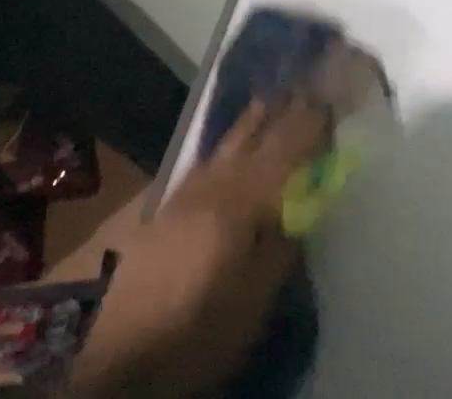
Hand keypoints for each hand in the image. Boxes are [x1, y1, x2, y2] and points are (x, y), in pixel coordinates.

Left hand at [71, 99, 327, 398]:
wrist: (114, 368)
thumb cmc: (198, 333)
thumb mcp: (255, 299)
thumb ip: (284, 245)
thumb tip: (307, 203)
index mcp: (239, 206)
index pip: (287, 152)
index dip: (313, 123)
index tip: (337, 93)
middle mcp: (211, 192)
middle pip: (256, 142)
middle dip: (286, 112)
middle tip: (311, 84)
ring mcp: (183, 201)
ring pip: (226, 148)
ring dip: (254, 120)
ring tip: (274, 95)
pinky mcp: (164, 216)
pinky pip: (206, 163)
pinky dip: (227, 144)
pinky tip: (231, 142)